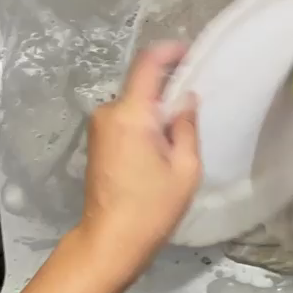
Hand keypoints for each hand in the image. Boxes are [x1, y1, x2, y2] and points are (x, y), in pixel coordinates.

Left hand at [70, 42, 201, 282]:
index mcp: (131, 113)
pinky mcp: (96, 140)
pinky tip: (159, 148)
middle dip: (168, 90)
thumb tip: (186, 99)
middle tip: (195, 106)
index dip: (170, 51)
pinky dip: (143, 123)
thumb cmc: (151, 208)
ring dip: (155, 111)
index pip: (148, 63)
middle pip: (142, 85)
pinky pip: (125, 119)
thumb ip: (186, 126)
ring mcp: (99, 126)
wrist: (109, 241)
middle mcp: (109, 111)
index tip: (191, 52)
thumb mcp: (185, 169)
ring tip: (179, 135)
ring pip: (134, 104)